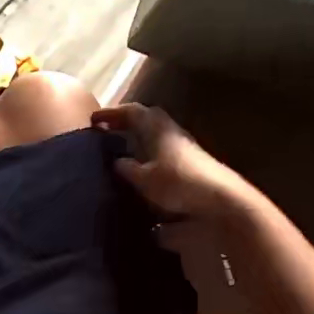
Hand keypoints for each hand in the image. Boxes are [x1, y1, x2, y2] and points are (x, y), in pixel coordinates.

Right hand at [91, 103, 251, 219]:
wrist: (220, 201)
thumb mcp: (144, 179)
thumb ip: (127, 168)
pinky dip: (146, 155)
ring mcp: (183, 149)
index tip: (93, 120)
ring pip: (155, 136)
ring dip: (137, 139)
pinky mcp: (190, 166)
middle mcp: (171, 133)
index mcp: (158, 129)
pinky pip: (161, 153)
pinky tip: (140, 170)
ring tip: (119, 151)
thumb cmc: (178, 184)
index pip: (132, 112)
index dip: (112, 113)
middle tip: (106, 131)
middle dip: (125, 123)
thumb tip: (117, 161)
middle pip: (147, 120)